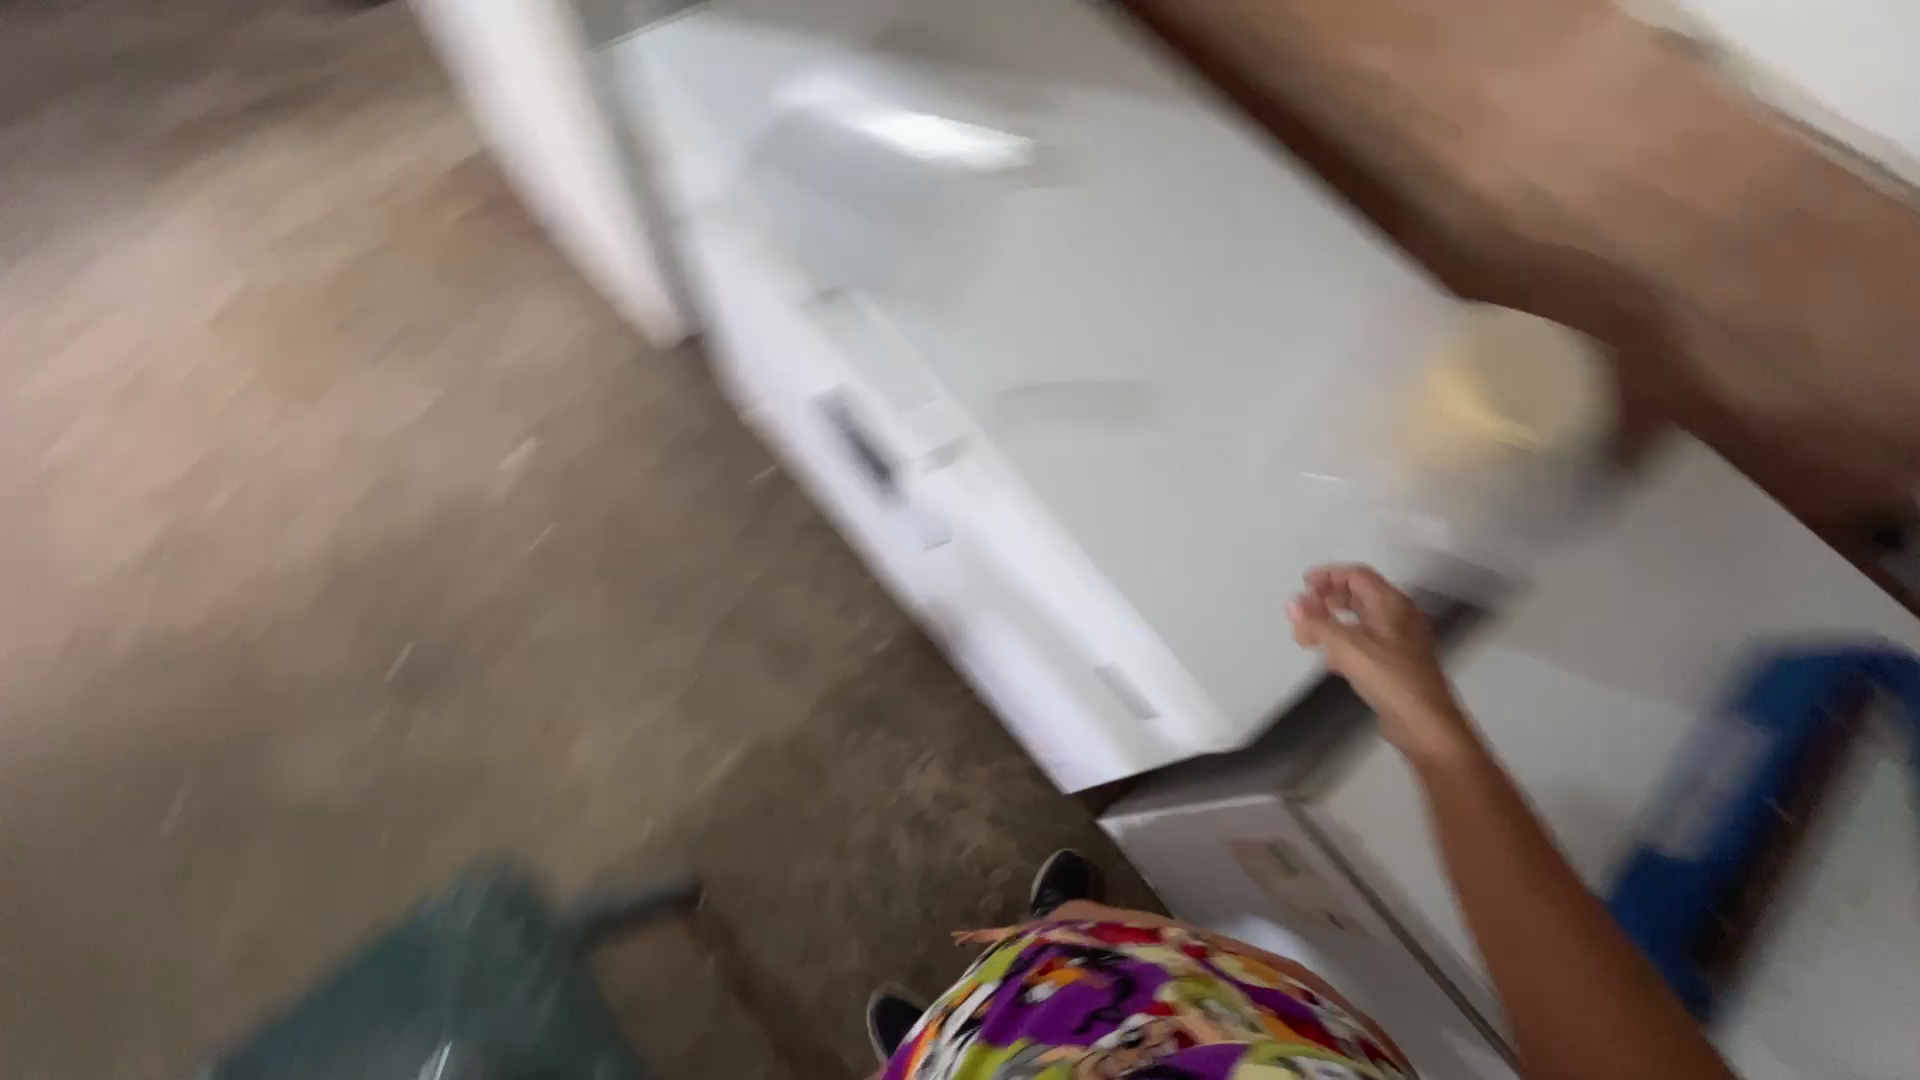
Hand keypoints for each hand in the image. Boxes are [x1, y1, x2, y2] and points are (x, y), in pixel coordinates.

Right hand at [1288, 564, 1475, 763]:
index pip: (1356, 574)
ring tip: (1308, 638)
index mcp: (1391, 604)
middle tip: (1303, 612)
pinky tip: (1330, 662)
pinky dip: (1344, 642)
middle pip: (1358, 594)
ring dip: (1332, 622)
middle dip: (1327, 599)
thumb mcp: (1346, 647)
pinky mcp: (1397, 662)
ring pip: (1360, 619)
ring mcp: (1400, 640)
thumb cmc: (1388, 677)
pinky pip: (1366, 641)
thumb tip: (1291, 603)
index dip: (1327, 575)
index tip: (1303, 586)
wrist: (1425, 723)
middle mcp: (1399, 616)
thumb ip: (1316, 623)